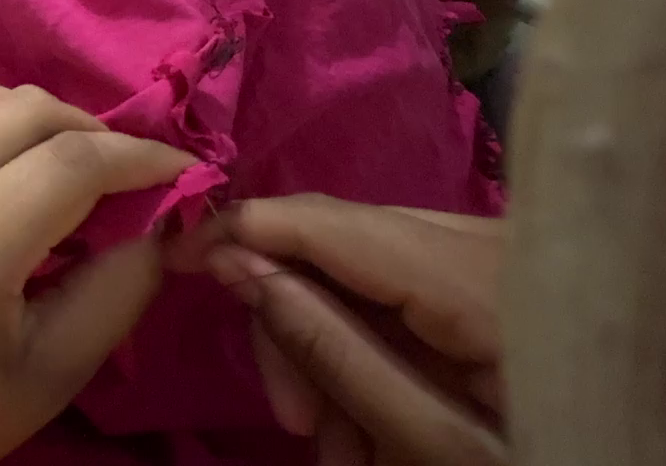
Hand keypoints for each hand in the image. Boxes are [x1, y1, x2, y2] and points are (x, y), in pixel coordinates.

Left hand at [0, 79, 193, 465]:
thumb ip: (118, 286)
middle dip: (95, 131)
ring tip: (71, 160)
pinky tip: (6, 144)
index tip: (185, 170)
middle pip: (26, 110)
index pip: (69, 164)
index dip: (141, 157)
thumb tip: (163, 216)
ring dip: (39, 113)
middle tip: (129, 173)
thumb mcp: (55, 369)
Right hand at [193, 195, 506, 465]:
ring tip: (332, 434)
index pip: (318, 221)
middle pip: (328, 241)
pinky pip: (396, 282)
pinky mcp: (494, 269)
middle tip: (290, 414)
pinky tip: (370, 408)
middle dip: (289, 318)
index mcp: (480, 277)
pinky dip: (368, 339)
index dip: (233, 230)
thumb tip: (226, 262)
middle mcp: (483, 238)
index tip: (170, 260)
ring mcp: (493, 250)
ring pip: (355, 262)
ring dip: (325, 338)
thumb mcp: (437, 443)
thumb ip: (325, 344)